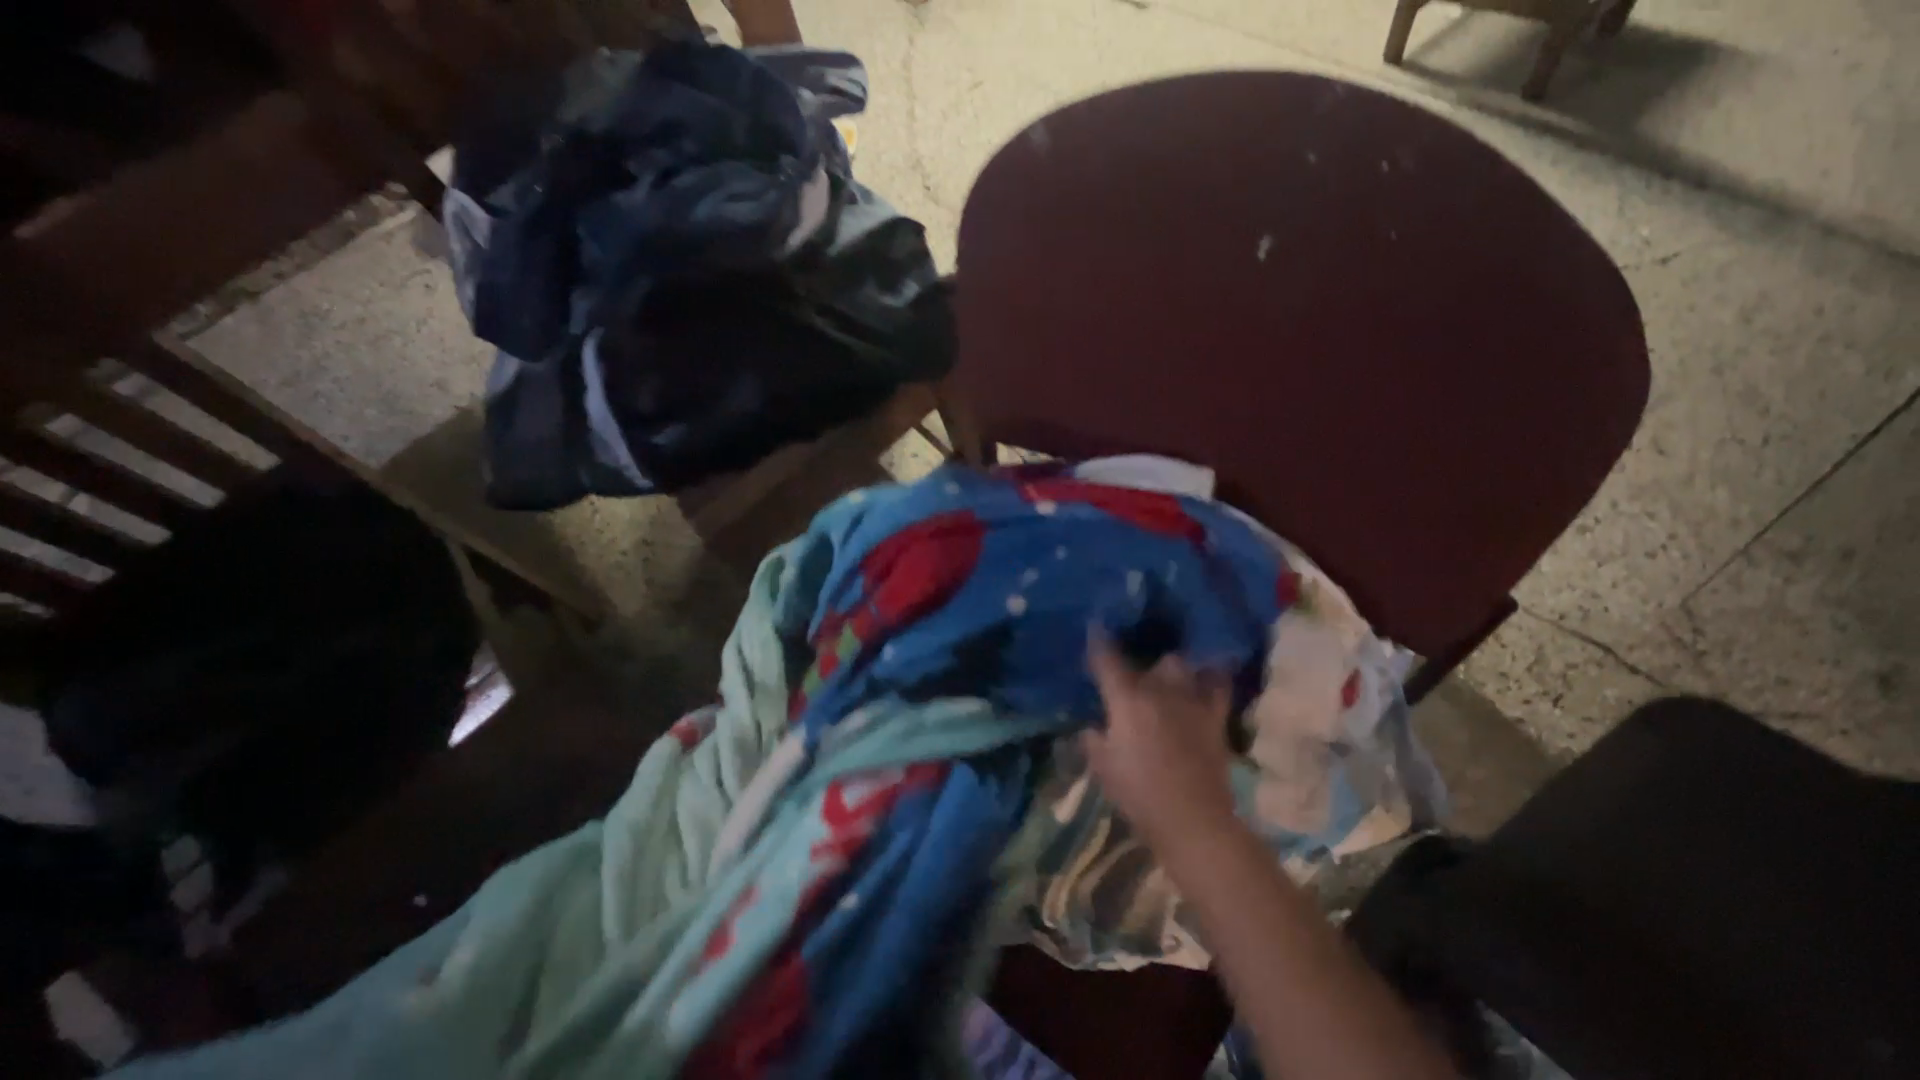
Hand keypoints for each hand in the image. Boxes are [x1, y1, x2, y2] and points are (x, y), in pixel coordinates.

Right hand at [1081, 630, 1237, 845]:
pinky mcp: (1216, 716)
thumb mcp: (1102, 767)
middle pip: (1151, 661)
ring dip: (1171, 669)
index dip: (1098, 640)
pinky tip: (1204, 679)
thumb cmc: (1138, 794)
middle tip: (1132, 677)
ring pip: (1181, 666)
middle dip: (1141, 665)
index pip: (1107, 658)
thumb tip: (1092, 726)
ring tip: (1166, 677)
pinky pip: (1216, 685)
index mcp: (1127, 699)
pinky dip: (1209, 678)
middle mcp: (1160, 690)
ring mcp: (1192, 700)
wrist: (1192, 818)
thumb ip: (1092, 739)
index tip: (1095, 626)